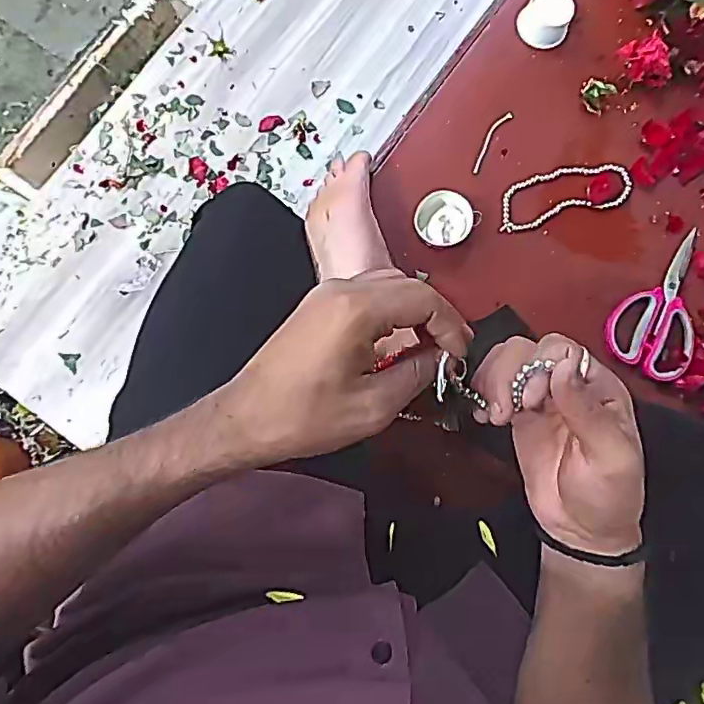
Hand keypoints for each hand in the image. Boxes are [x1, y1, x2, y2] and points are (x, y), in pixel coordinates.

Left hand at [224, 270, 471, 465]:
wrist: (245, 418)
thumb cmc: (299, 416)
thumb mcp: (373, 407)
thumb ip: (417, 375)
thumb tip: (440, 360)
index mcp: (355, 309)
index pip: (424, 298)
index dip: (451, 325)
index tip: (458, 353)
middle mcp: (341, 290)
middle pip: (409, 285)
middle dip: (438, 316)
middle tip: (450, 349)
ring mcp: (327, 294)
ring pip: (390, 284)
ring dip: (416, 310)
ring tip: (429, 346)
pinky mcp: (319, 305)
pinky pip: (368, 293)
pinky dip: (393, 311)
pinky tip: (398, 341)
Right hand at [473, 334, 644, 556]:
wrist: (583, 532)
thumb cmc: (609, 496)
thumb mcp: (610, 457)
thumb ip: (586, 411)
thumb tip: (563, 365)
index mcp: (598, 386)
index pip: (564, 350)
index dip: (541, 366)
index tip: (532, 400)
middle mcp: (569, 384)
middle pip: (530, 349)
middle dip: (510, 373)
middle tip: (506, 410)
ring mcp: (542, 397)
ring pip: (510, 360)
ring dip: (493, 379)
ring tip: (494, 414)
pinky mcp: (520, 414)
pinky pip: (496, 384)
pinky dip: (483, 391)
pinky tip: (485, 414)